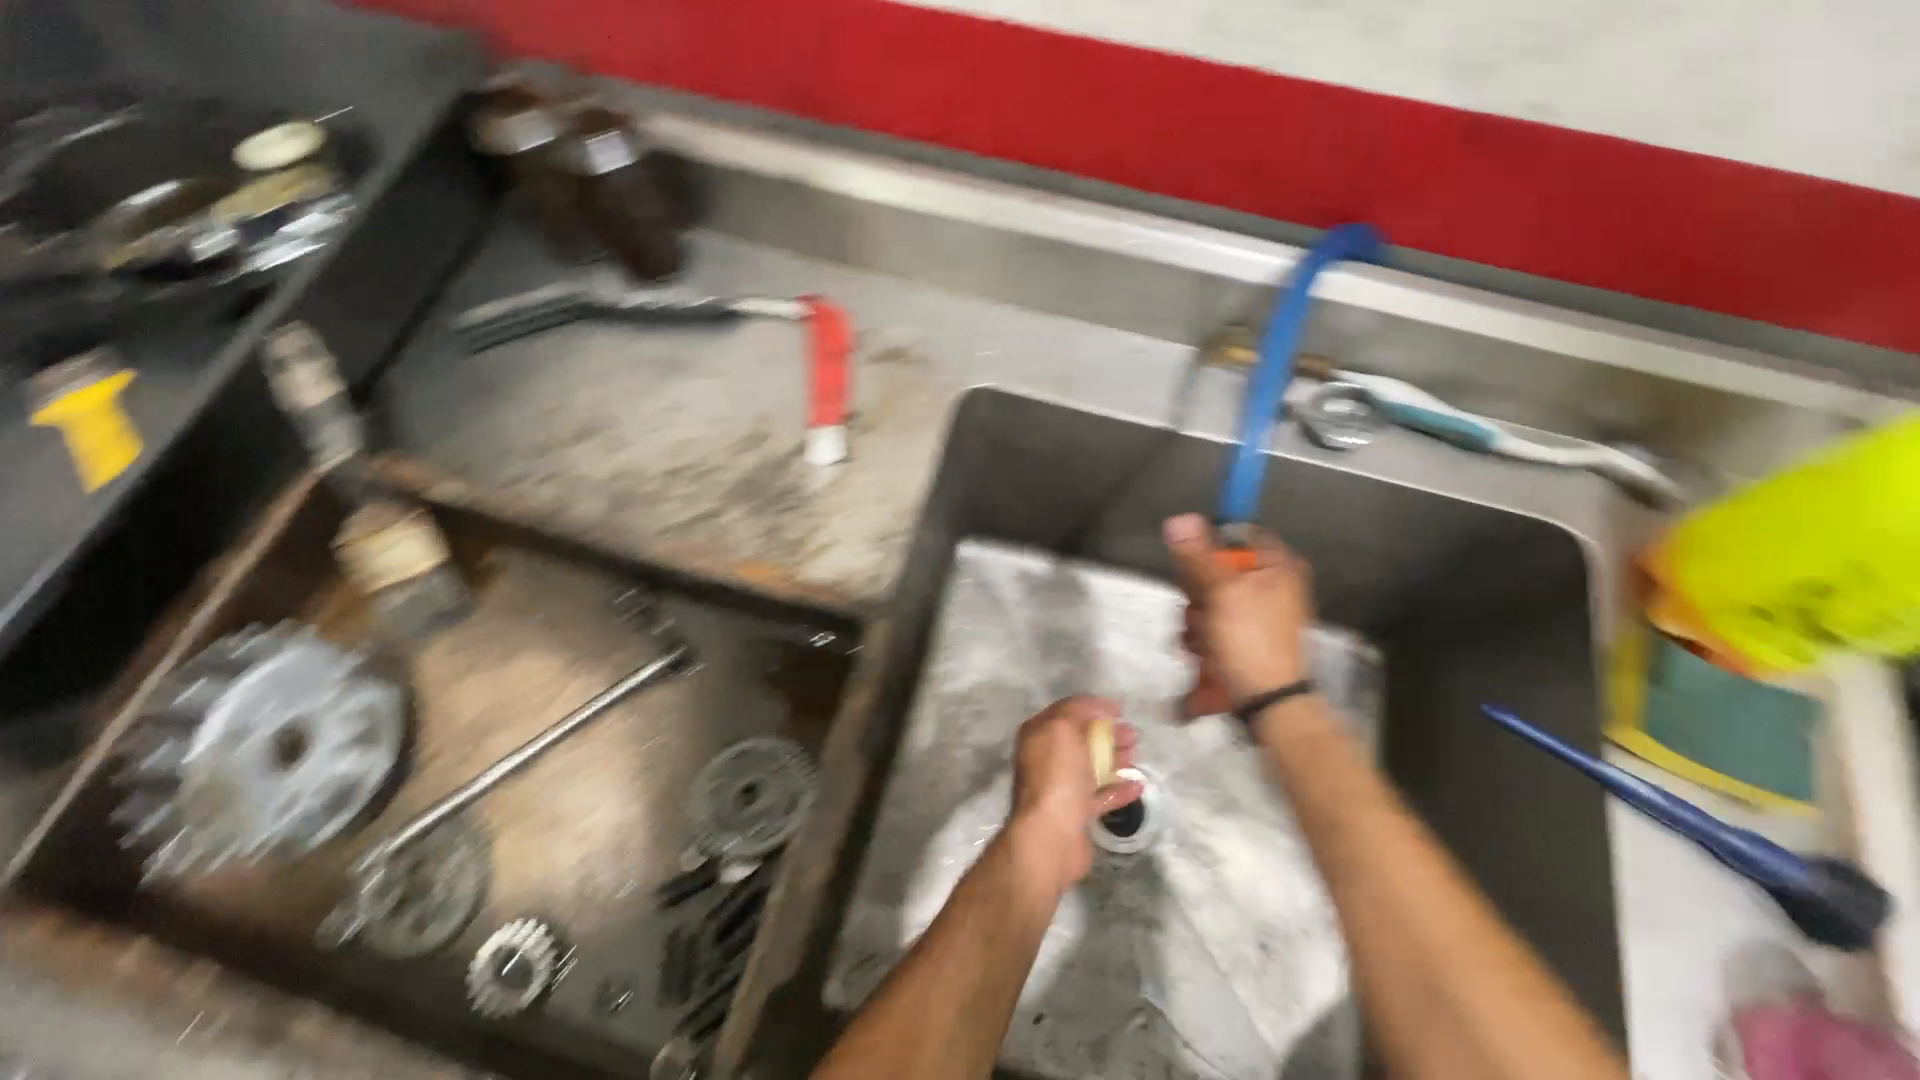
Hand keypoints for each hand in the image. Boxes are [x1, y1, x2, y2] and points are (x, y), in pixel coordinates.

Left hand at [1007, 696, 1141, 889]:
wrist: (1051, 836)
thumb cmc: (1056, 776)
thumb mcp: (1062, 729)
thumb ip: (1078, 710)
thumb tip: (1098, 707)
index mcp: (1038, 736)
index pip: (1066, 713)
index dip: (1092, 708)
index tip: (1120, 710)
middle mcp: (1046, 759)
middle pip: (1081, 740)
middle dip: (1108, 735)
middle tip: (1133, 736)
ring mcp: (1060, 788)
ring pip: (1091, 767)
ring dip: (1115, 759)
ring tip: (1136, 756)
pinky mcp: (1076, 814)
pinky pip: (1100, 796)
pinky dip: (1119, 789)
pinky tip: (1138, 785)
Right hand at [1164, 514, 1314, 715]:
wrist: (1268, 703)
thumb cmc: (1251, 641)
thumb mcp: (1222, 592)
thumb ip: (1198, 556)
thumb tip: (1179, 519)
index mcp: (1278, 565)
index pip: (1236, 535)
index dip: (1209, 546)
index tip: (1192, 566)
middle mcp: (1272, 584)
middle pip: (1216, 569)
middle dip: (1197, 594)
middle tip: (1201, 610)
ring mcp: (1258, 614)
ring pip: (1209, 600)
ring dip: (1196, 621)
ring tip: (1202, 641)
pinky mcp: (1246, 639)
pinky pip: (1213, 625)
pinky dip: (1203, 638)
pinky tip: (1203, 652)